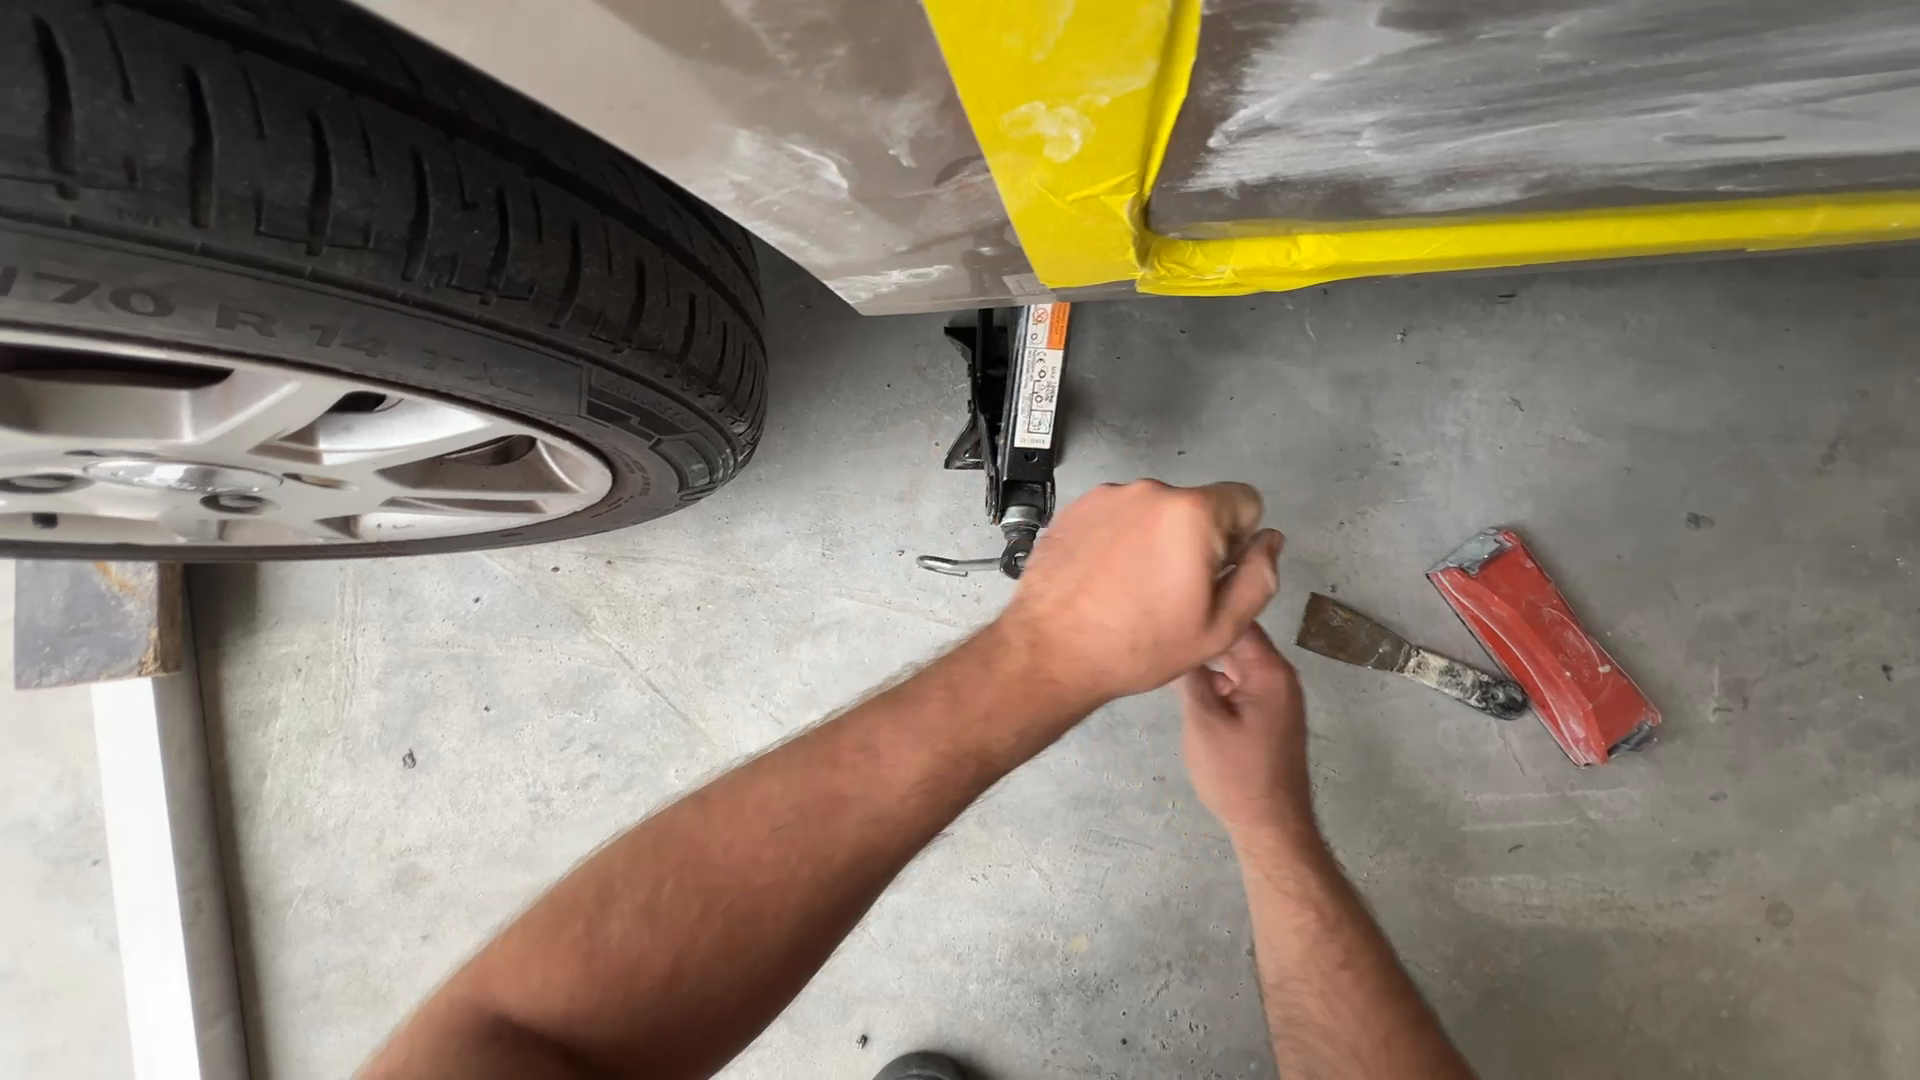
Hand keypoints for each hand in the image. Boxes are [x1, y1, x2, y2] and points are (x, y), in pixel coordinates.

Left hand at [995, 479, 1283, 708]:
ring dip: (1154, 541)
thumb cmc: (1135, 645)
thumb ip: (1259, 577)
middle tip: (1171, 592)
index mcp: (1191, 513)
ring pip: (1154, 513)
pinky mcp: (1075, 510)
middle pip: (1196, 506)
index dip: (1239, 539)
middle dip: (1195, 541)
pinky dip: (1119, 541)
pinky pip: (1116, 518)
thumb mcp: (1219, 627)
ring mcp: (1106, 498)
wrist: (1050, 651)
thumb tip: (1270, 541)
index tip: (1215, 573)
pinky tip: (1106, 581)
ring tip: (1132, 590)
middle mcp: (1148, 492)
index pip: (1245, 500)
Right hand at [1181, 622, 1317, 843]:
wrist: (1270, 826)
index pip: (1235, 621)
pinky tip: (1184, 683)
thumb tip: (1178, 640)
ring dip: (1204, 659)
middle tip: (1159, 630)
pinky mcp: (1266, 713)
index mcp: (1270, 670)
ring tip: (1166, 652)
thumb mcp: (1203, 719)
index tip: (1168, 607)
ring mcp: (1274, 696)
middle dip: (1200, 635)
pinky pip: (1237, 682)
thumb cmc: (1236, 773)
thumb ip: (1190, 675)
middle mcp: (1278, 676)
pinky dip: (1214, 680)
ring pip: (1233, 662)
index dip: (1203, 611)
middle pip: (1234, 640)